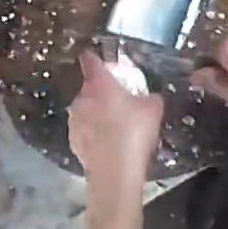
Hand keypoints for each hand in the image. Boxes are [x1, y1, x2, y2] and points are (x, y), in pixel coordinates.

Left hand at [69, 52, 164, 218]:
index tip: (96, 55)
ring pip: (85, 109)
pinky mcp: (73, 142)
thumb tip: (152, 96)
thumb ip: (151, 97)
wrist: (115, 172)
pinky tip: (109, 141)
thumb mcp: (154, 108)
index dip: (93, 56)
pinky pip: (84, 129)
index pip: (90, 61)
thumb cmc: (134, 132)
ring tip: (116, 123)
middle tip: (120, 98)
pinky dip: (94, 132)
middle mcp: (82, 98)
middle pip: (89, 87)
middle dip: (102, 90)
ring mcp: (74, 121)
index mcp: (99, 84)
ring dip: (96, 112)